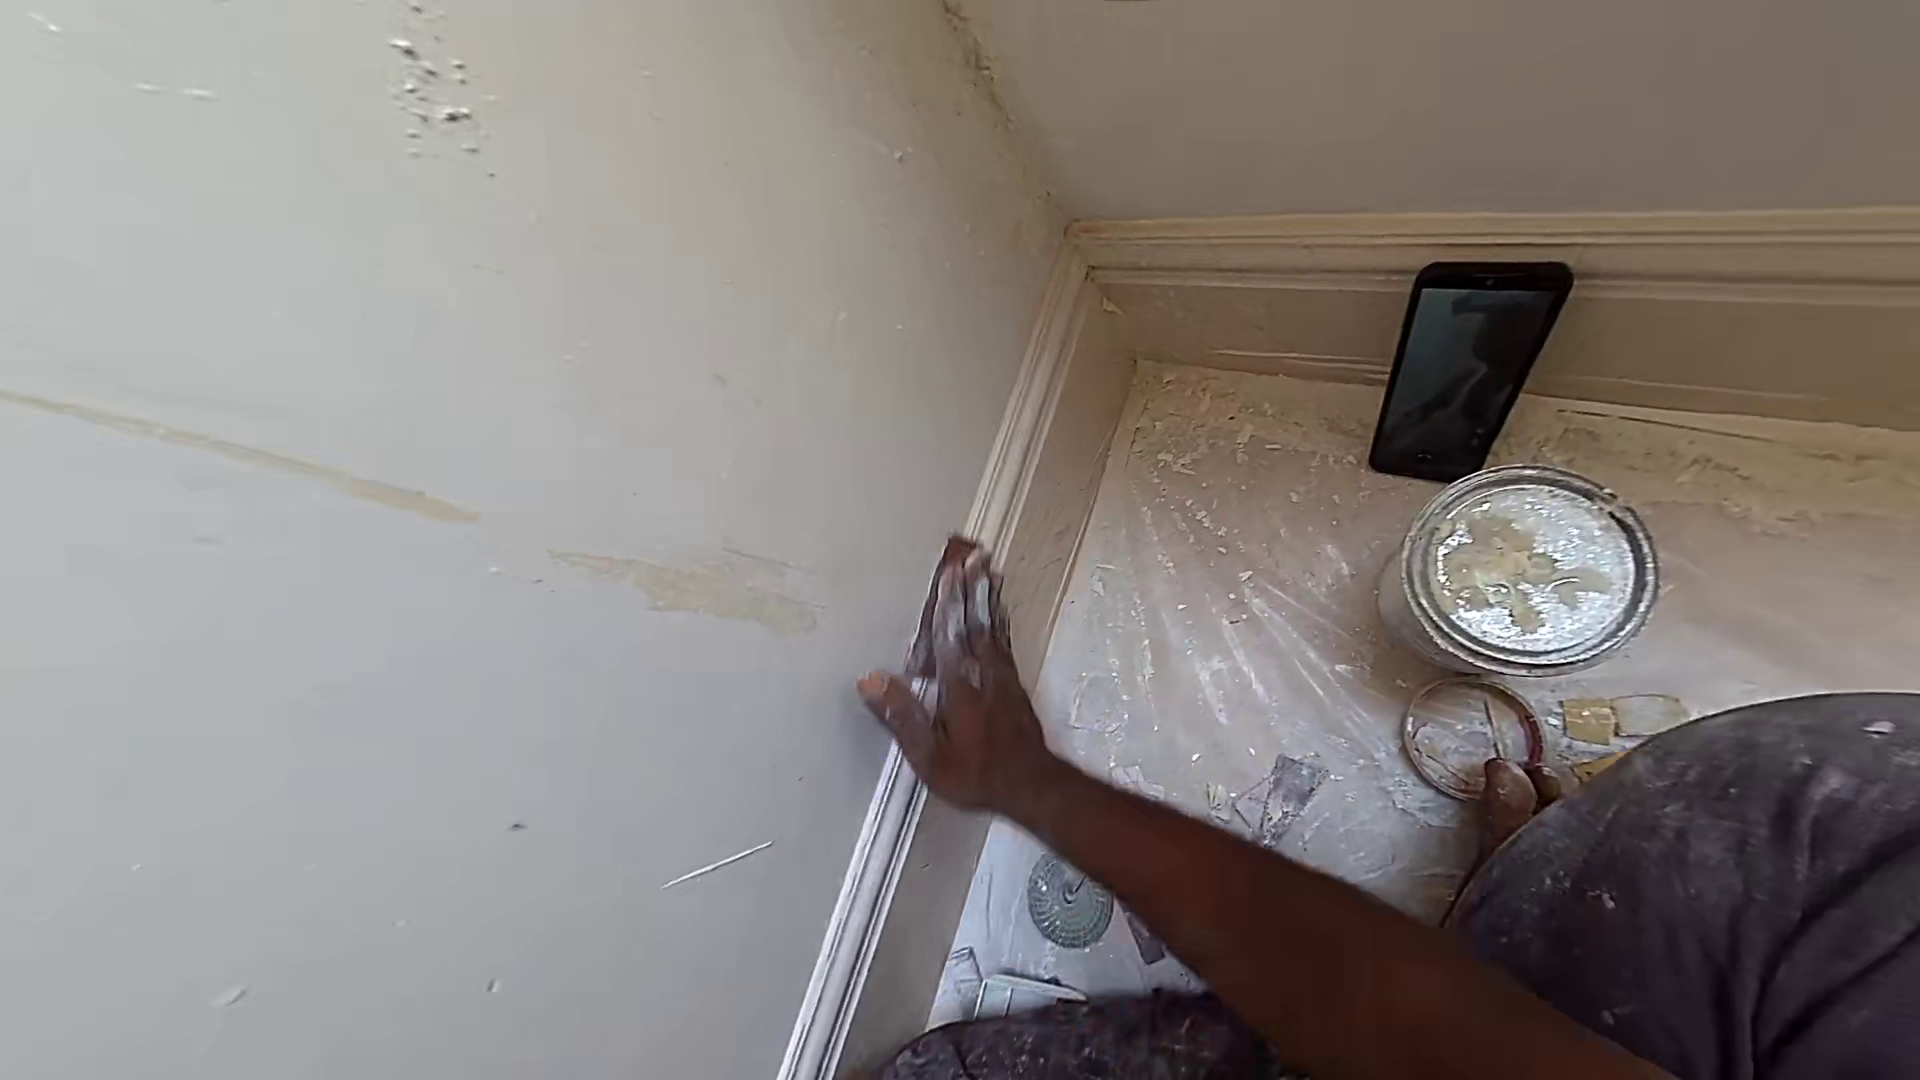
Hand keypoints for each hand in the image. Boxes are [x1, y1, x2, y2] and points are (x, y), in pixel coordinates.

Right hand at [858, 556, 1062, 816]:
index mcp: (959, 687)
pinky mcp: (1013, 680)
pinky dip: (1001, 615)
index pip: (949, 636)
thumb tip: (872, 679)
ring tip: (986, 566)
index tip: (947, 573)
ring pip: (992, 625)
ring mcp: (1001, 674)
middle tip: (972, 556)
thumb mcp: (930, 758)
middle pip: (974, 622)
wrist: (1031, 785)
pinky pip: (1004, 638)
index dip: (947, 603)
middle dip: (970, 588)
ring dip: (987, 594)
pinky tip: (999, 602)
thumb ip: (903, 717)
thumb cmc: (976, 773)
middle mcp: (982, 673)